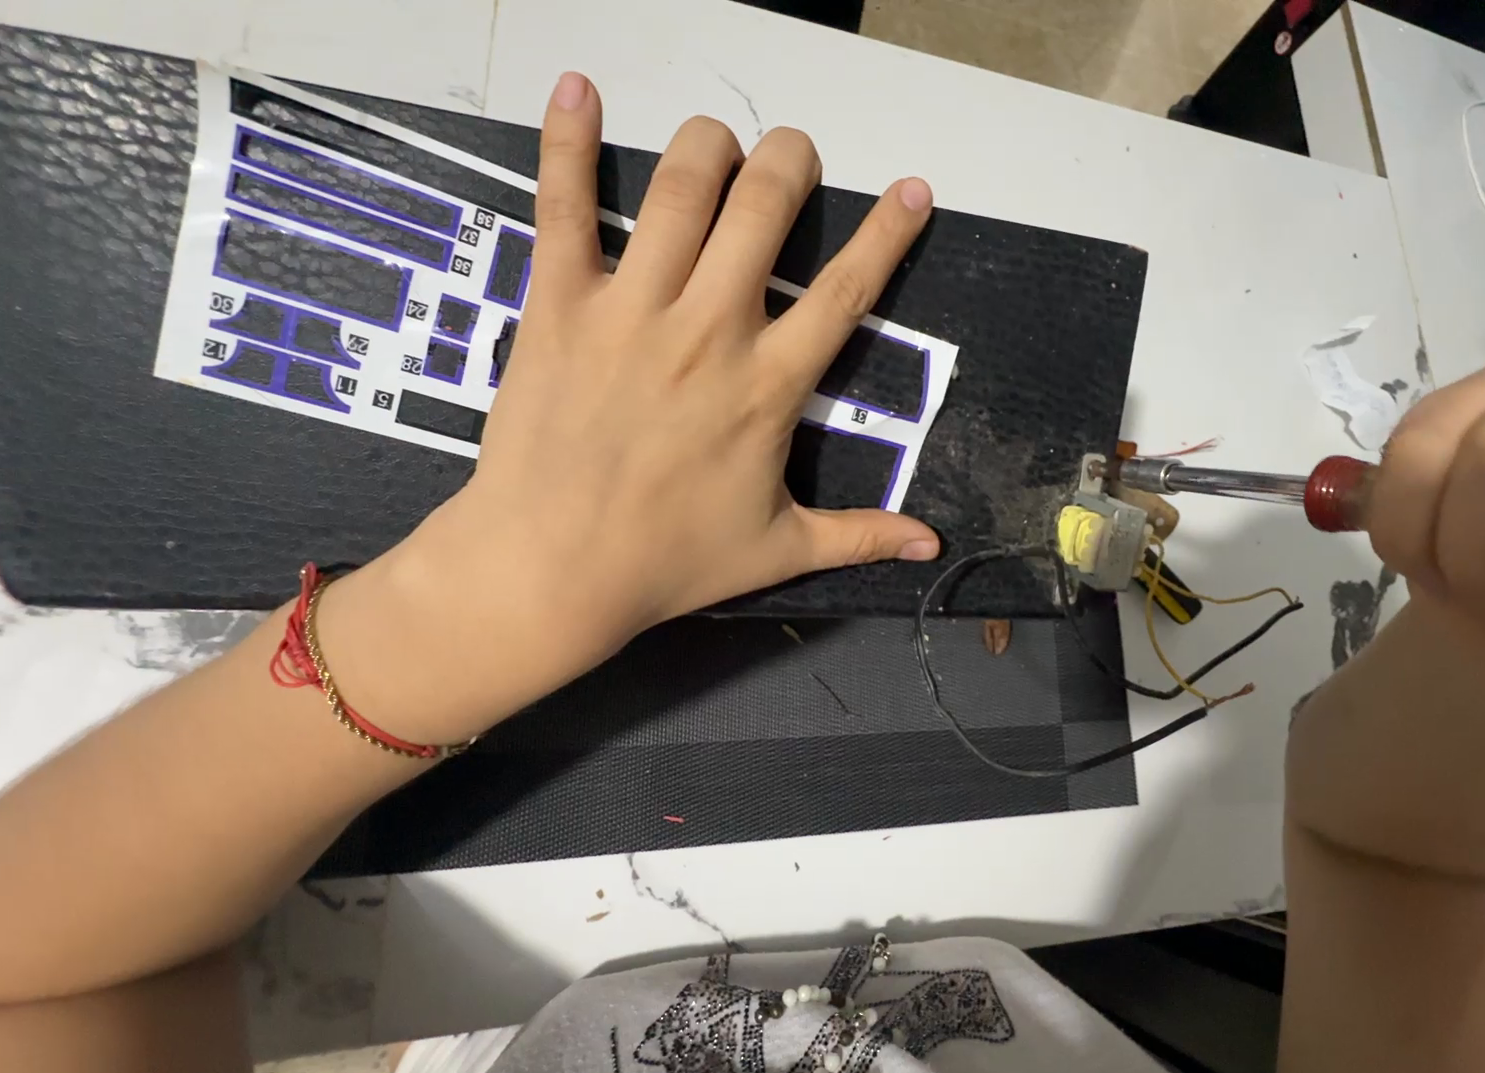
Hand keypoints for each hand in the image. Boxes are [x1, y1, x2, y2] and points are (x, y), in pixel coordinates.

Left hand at [321, 72, 940, 738]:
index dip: (886, 235)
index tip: (912, 190)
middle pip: (764, 209)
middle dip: (790, 163)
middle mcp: (710, 330)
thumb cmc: (670, 562)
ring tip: (720, 145)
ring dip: (711, 148)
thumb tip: (933, 546)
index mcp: (769, 386)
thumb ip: (861, 536)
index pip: (846, 293)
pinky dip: (568, 142)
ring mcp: (633, 310)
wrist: (551, 570)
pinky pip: (565, 207)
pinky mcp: (561, 304)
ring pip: (682, 190)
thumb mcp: (780, 551)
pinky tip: (577, 89)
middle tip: (792, 158)